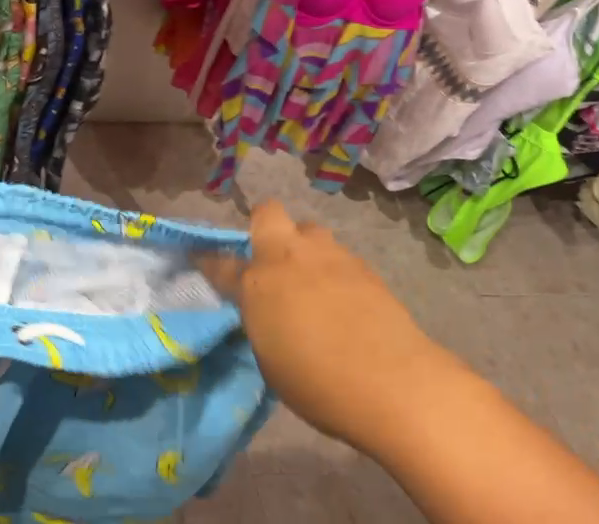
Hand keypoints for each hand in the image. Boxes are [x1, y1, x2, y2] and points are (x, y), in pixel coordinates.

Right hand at [202, 202, 450, 450]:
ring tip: (311, 278)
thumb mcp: (270, 359)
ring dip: (305, 247)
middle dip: (264, 226)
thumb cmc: (319, 384)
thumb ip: (262, 322)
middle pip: (269, 214)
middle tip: (270, 258)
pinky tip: (343, 298)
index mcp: (256, 283)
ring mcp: (330, 257)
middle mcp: (289, 258)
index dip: (209, 262)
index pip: (220, 263)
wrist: (395, 385)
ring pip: (310, 231)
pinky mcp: (365, 267)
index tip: (204, 262)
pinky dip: (335, 270)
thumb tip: (267, 311)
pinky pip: (340, 256)